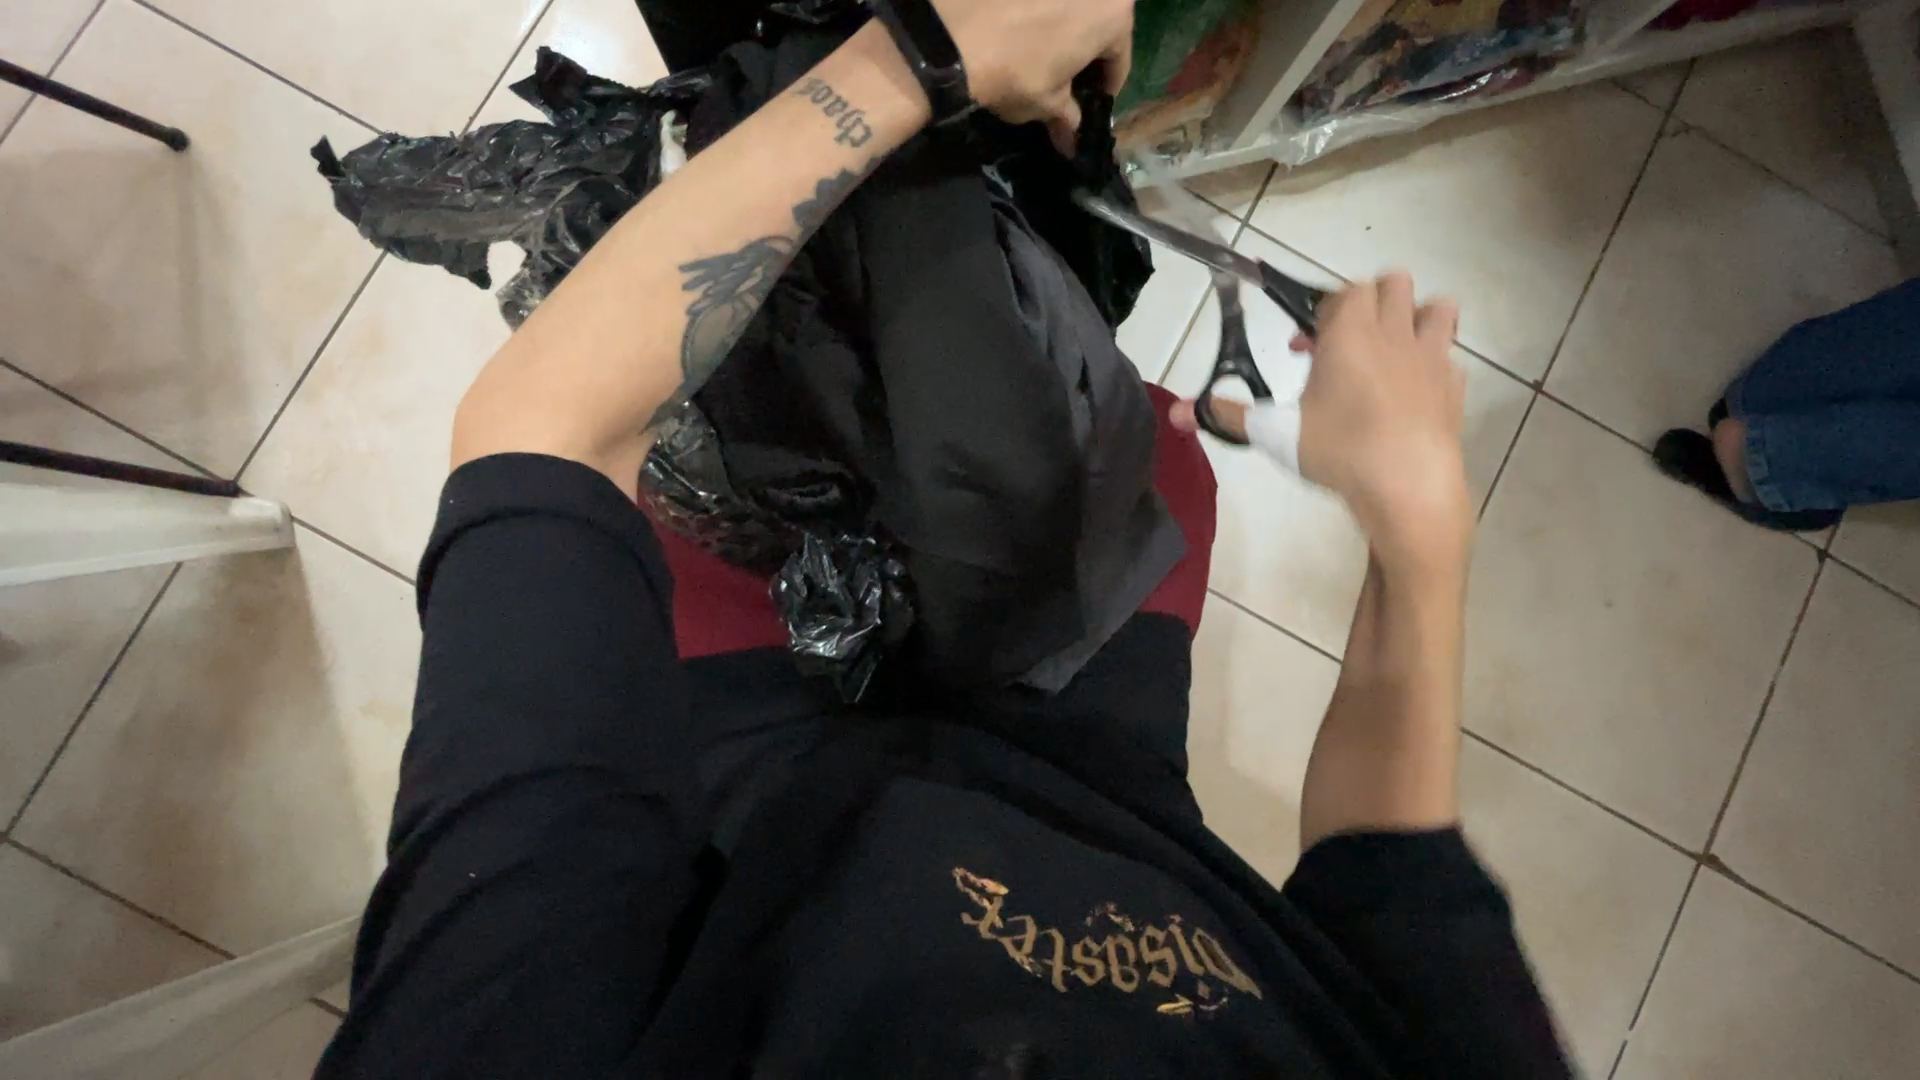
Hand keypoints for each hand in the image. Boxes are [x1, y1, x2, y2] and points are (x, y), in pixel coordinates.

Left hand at [931, 0, 1133, 148]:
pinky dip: (1042, 13)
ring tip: (1043, 55)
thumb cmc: (1016, 73)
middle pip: (1101, 25)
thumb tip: (1072, 145)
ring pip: (1075, 7)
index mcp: (1115, 14)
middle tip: (1066, 81)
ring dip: (1066, 31)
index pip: (1119, 61)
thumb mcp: (1046, 104)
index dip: (1104, 91)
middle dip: (1087, 55)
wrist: (956, 35)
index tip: (1089, 106)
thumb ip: (1067, 120)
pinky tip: (1024, 32)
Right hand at [1173, 273, 1470, 575]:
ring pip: (1435, 307)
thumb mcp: (1273, 433)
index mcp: (1349, 333)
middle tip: (1342, 344)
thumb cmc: (1338, 449)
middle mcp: (1394, 332)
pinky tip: (1409, 393)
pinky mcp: (1454, 385)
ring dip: (1412, 318)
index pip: (1342, 292)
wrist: (1408, 484)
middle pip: (1391, 284)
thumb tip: (1175, 412)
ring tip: (1386, 353)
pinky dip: (1430, 364)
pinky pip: (1448, 356)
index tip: (1303, 346)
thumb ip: (1227, 415)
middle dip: (1366, 303)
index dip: (1321, 311)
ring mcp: (1432, 356)